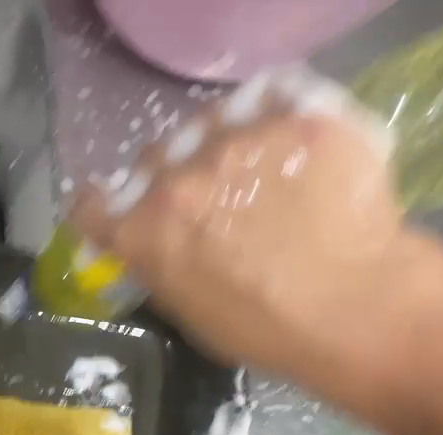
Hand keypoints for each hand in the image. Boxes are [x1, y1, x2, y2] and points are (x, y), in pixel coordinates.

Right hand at [70, 69, 442, 387]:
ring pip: (207, 123)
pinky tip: (284, 140)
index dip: (99, 207)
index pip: (89, 204)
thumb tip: (150, 244)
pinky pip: (268, 100)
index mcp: (140, 233)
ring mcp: (238, 144)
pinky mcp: (298, 119)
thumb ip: (154, 261)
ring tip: (247, 163)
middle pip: (151, 159)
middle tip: (200, 196)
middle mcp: (176, 181)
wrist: (353, 305)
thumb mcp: (180, 304)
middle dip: (166, 176)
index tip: (114, 210)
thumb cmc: (258, 326)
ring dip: (216, 141)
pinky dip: (271, 115)